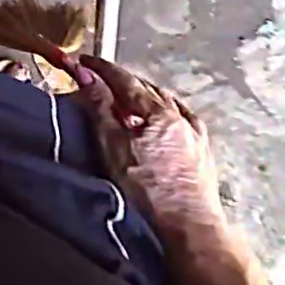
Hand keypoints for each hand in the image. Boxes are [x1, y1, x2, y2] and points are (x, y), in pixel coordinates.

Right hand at [73, 55, 224, 239]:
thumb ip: (99, 104)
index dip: (100, 68)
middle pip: (145, 87)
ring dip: (141, 92)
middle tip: (96, 77)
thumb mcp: (112, 141)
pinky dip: (164, 107)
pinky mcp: (202, 149)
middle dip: (119, 79)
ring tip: (123, 93)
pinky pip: (182, 116)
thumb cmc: (145, 184)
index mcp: (158, 111)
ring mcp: (195, 133)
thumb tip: (85, 74)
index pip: (124, 79)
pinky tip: (161, 111)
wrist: (188, 224)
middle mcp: (180, 116)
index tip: (82, 60)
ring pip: (165, 100)